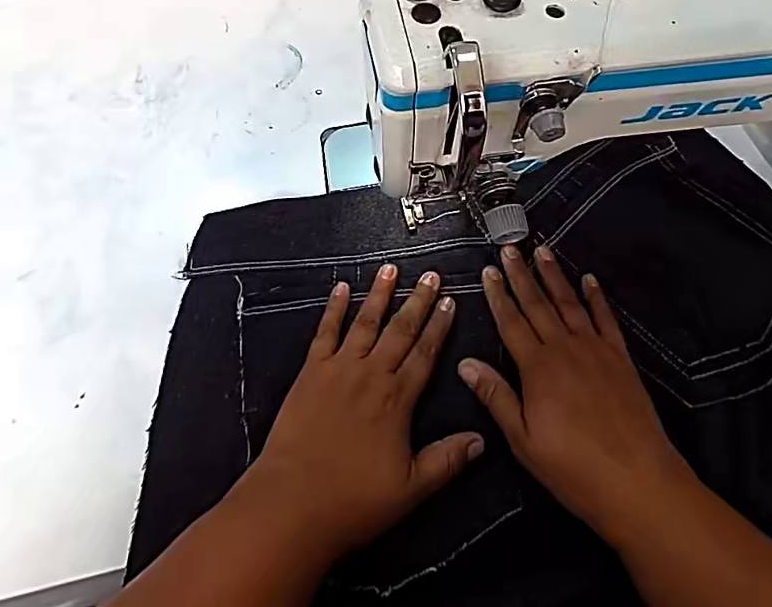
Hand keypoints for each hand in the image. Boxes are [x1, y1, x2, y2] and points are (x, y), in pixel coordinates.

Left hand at [229, 263, 485, 566]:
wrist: (291, 503)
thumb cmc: (352, 500)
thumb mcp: (411, 489)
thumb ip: (447, 460)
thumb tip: (480, 440)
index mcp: (397, 399)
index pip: (425, 353)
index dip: (439, 325)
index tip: (449, 301)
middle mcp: (371, 375)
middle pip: (400, 330)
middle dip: (417, 300)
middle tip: (430, 274)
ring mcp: (339, 369)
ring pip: (365, 322)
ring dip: (379, 294)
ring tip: (390, 268)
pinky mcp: (311, 372)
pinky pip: (325, 332)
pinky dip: (334, 308)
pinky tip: (341, 288)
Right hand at [458, 244, 699, 544]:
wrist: (638, 481)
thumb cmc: (573, 468)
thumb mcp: (524, 440)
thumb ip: (496, 396)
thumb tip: (466, 363)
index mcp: (538, 368)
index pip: (511, 322)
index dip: (498, 295)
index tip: (489, 271)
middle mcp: (565, 349)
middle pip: (538, 304)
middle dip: (521, 275)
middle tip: (510, 248)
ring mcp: (595, 350)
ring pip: (569, 303)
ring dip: (554, 276)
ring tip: (542, 252)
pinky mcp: (620, 358)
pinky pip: (606, 319)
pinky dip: (597, 297)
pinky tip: (590, 280)